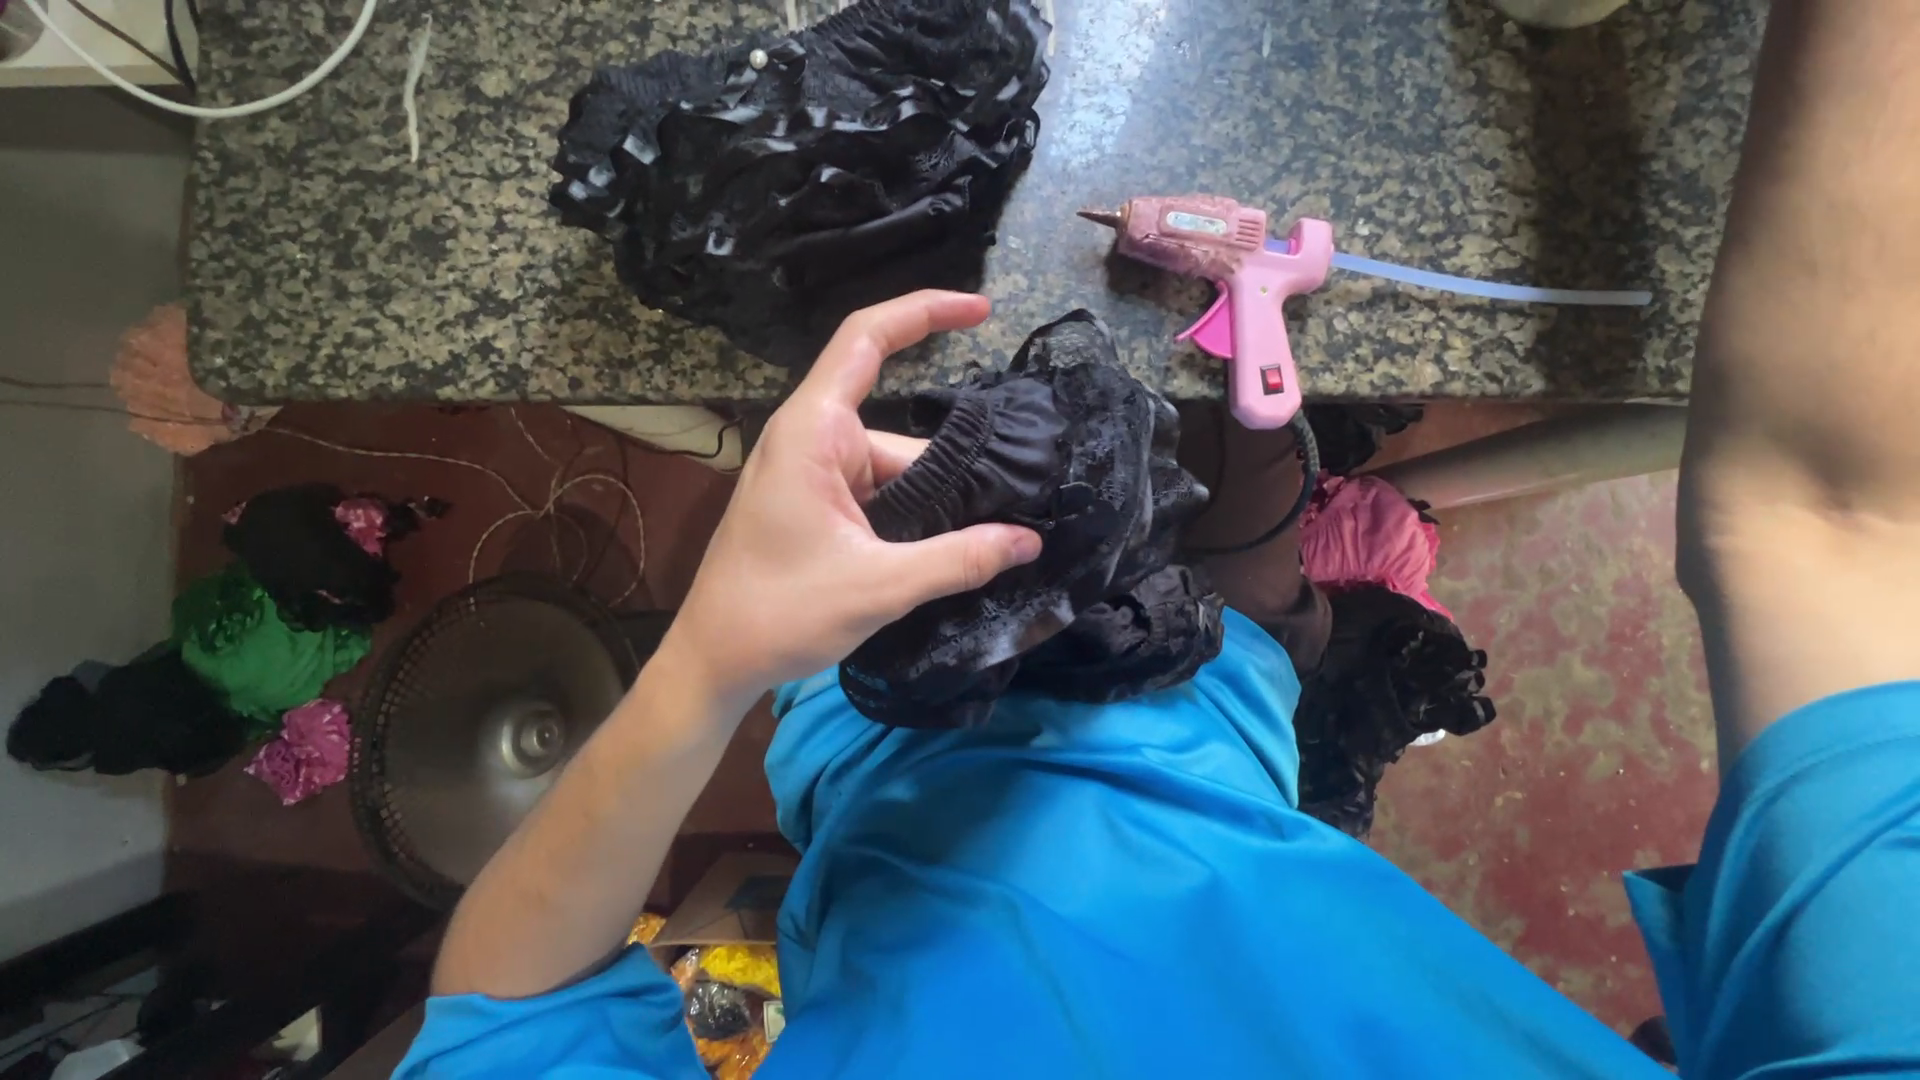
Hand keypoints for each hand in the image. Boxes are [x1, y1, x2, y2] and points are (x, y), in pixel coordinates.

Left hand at [665, 291, 1042, 707]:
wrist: (714, 660)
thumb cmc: (779, 613)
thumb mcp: (879, 586)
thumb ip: (959, 559)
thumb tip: (1028, 541)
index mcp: (814, 432)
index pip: (866, 340)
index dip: (924, 312)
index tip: (982, 310)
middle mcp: (812, 440)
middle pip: (900, 434)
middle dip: (953, 473)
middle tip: (1011, 517)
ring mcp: (812, 475)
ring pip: (894, 472)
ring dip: (932, 508)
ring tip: (982, 549)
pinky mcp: (815, 506)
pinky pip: (877, 496)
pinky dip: (910, 520)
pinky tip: (943, 554)